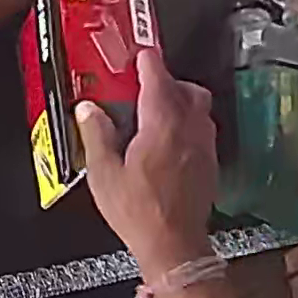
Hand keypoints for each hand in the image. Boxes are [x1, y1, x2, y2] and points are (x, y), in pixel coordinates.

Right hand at [78, 49, 218, 277]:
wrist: (172, 243)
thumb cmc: (136, 210)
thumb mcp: (103, 174)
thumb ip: (97, 136)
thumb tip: (88, 109)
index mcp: (162, 126)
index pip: (158, 80)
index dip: (148, 63)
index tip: (141, 54)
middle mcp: (190, 129)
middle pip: (186, 89)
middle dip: (166, 81)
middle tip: (144, 85)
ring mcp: (204, 146)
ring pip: (198, 108)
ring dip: (179, 101)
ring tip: (155, 112)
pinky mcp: (209, 163)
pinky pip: (201, 129)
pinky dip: (186, 123)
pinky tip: (168, 140)